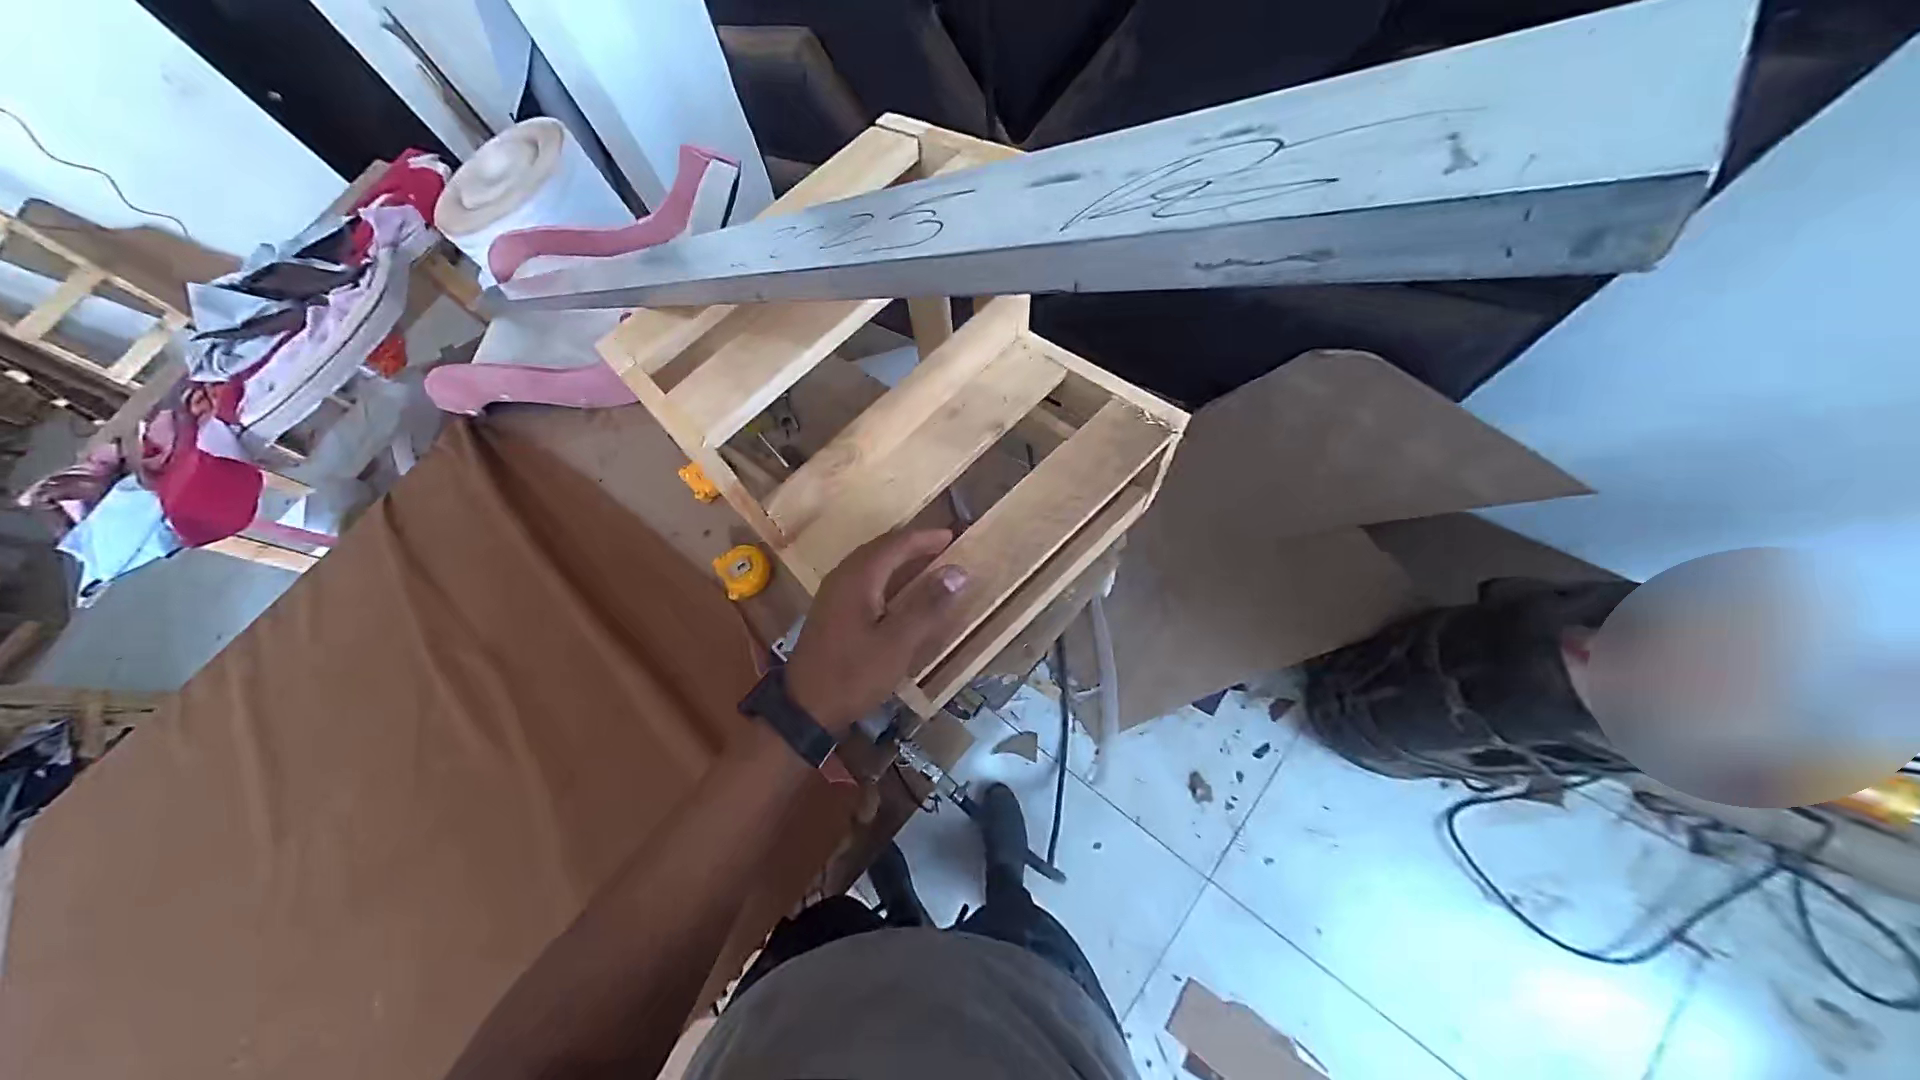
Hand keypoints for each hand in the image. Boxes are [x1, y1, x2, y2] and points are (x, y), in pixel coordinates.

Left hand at [785, 528, 969, 733]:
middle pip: (881, 548)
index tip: (953, 536)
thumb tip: (958, 571)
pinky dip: (887, 575)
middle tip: (943, 546)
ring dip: (899, 559)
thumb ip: (928, 605)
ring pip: (871, 563)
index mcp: (858, 577)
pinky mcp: (831, 610)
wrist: (805, 708)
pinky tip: (899, 589)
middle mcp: (842, 577)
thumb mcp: (898, 643)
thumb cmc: (854, 674)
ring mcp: (833, 593)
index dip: (925, 538)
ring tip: (927, 562)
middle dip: (913, 544)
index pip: (896, 544)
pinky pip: (864, 579)